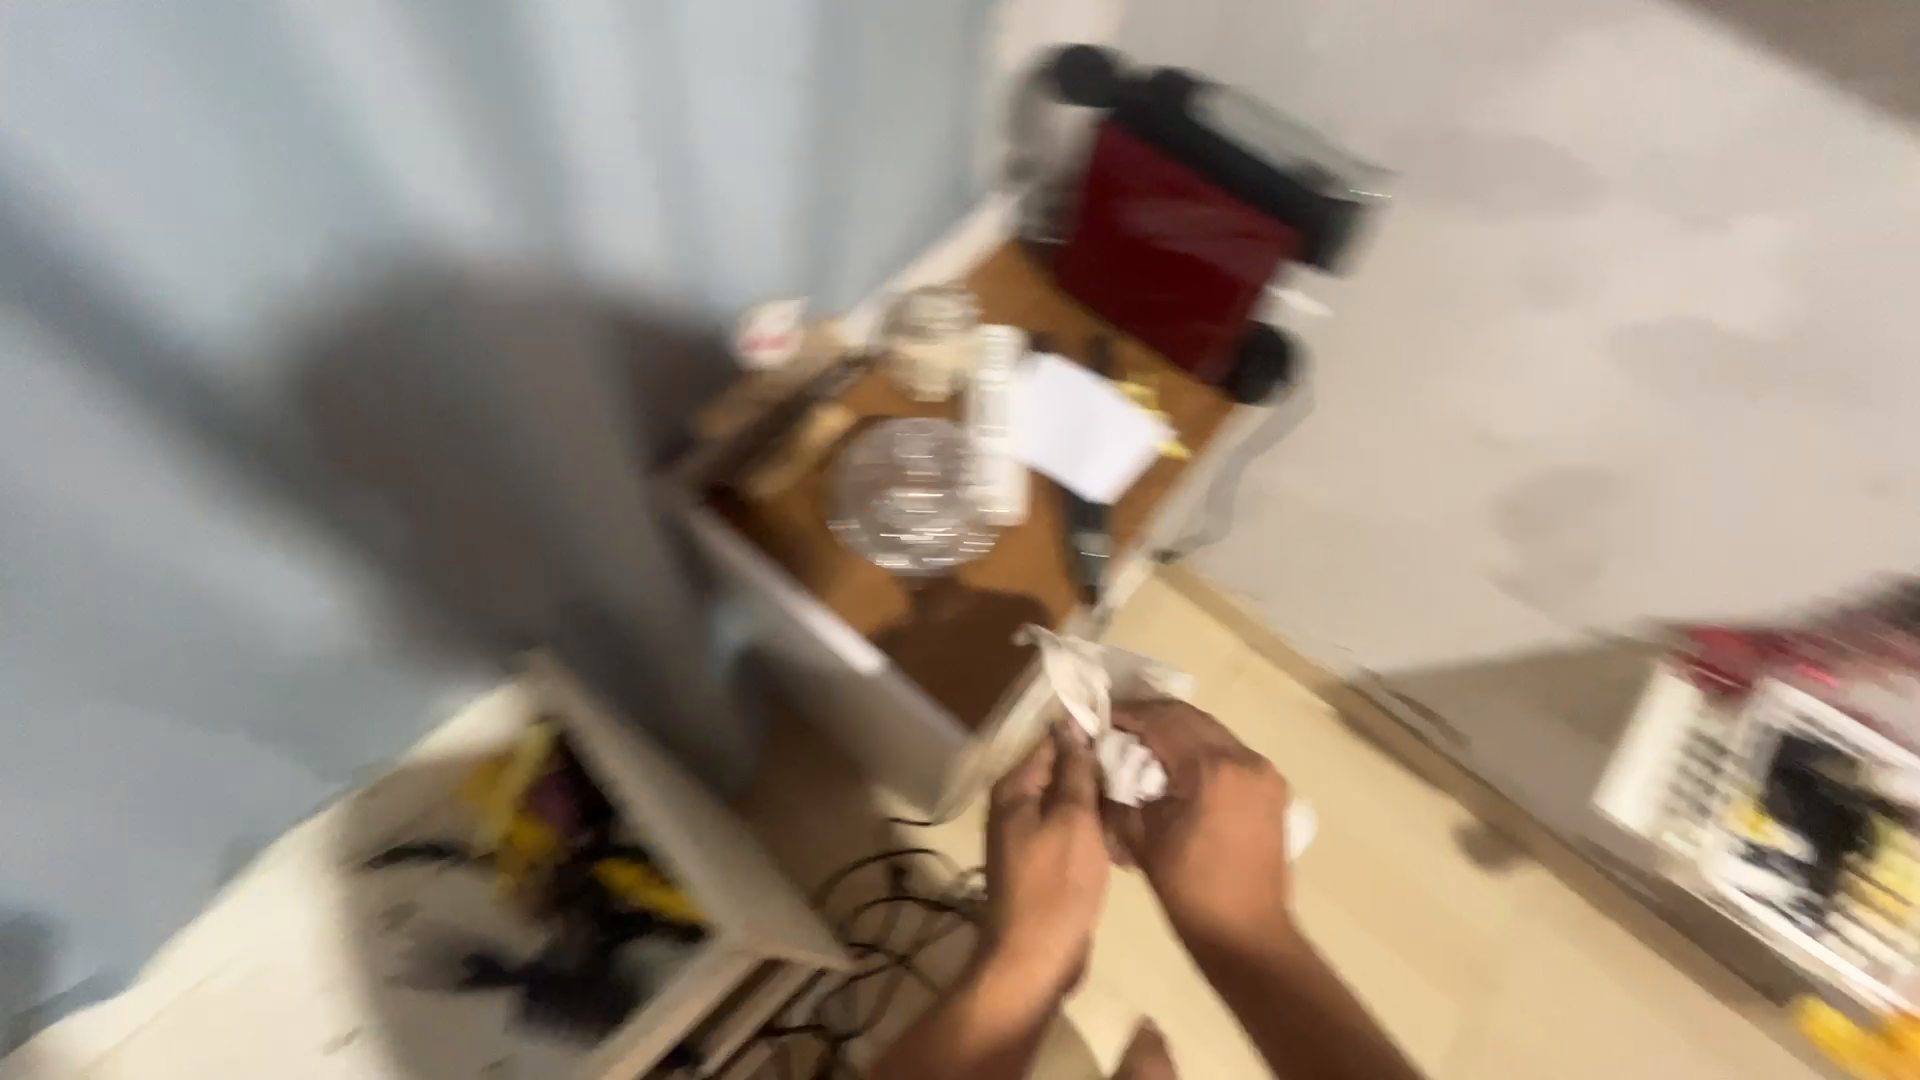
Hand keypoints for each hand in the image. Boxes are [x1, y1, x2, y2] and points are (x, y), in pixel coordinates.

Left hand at [985, 720, 1109, 997]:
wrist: (1036, 958)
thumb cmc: (1057, 883)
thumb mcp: (1073, 818)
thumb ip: (1074, 769)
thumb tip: (1069, 721)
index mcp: (1014, 787)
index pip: (1052, 742)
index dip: (1088, 737)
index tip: (1127, 736)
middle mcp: (1014, 804)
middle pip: (1060, 771)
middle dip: (1096, 772)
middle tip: (1138, 771)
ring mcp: (1026, 833)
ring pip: (1069, 802)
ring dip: (1098, 803)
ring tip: (1134, 801)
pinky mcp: (1042, 858)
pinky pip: (1069, 829)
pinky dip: (1092, 830)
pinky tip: (1120, 835)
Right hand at [1104, 700, 1297, 958]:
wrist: (1248, 936)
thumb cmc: (1189, 890)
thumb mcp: (1142, 835)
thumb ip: (1121, 786)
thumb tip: (1104, 756)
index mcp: (1213, 770)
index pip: (1162, 721)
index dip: (1128, 715)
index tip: (1100, 717)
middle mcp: (1245, 759)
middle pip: (1188, 716)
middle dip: (1150, 715)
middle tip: (1117, 724)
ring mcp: (1264, 771)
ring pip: (1209, 729)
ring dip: (1174, 728)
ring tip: (1141, 740)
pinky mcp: (1270, 786)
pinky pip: (1227, 749)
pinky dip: (1196, 747)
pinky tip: (1173, 762)